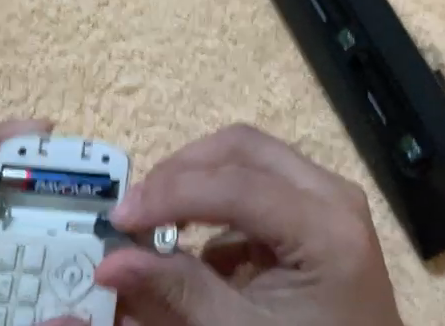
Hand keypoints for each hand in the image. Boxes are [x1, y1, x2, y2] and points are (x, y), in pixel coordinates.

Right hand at [93, 125, 404, 325]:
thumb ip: (175, 294)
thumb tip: (110, 262)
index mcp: (327, 228)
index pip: (239, 184)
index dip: (172, 194)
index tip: (120, 218)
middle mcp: (334, 194)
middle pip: (244, 149)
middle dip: (183, 172)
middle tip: (135, 209)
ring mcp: (331, 198)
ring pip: (251, 158)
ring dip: (198, 182)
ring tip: (154, 224)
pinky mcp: (319, 211)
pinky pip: (262, 185)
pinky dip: (220, 205)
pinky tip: (192, 246)